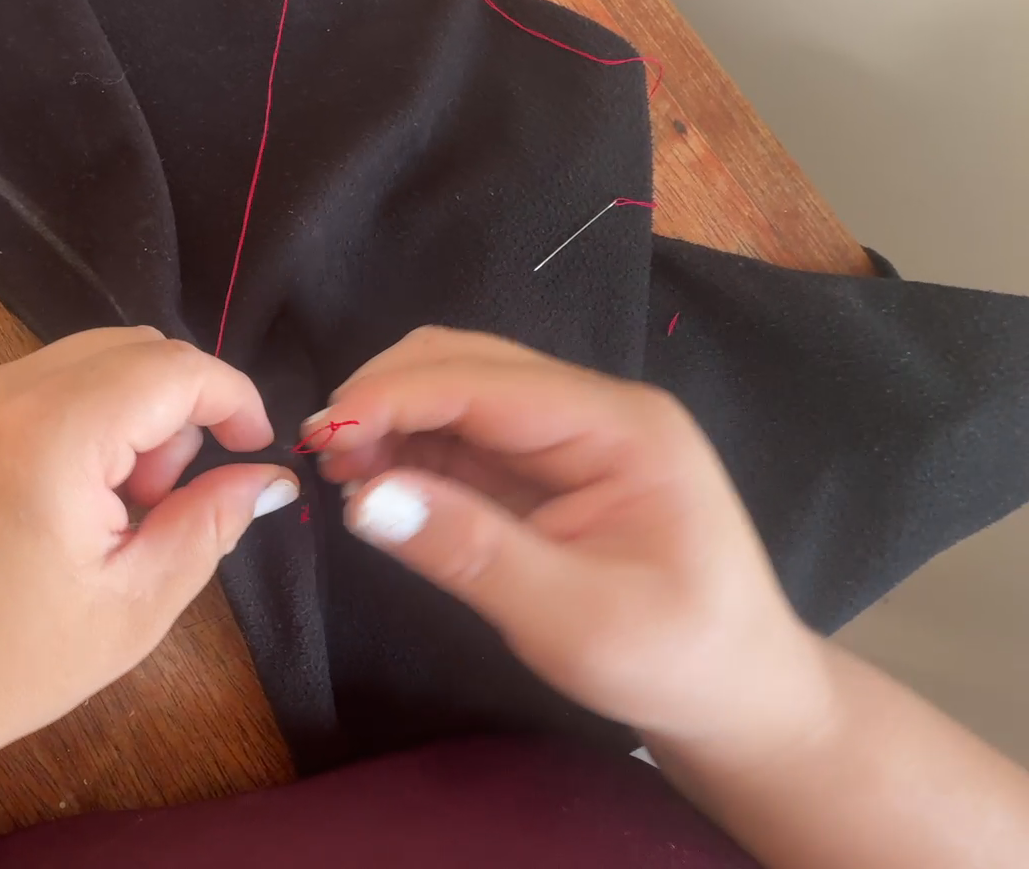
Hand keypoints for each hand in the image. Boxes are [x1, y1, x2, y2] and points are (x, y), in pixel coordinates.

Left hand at [0, 326, 298, 801]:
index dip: (233, 397)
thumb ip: (211, 522)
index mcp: (54, 432)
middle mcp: (10, 388)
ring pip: (97, 359)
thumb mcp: (133, 604)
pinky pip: (55, 379)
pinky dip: (93, 414)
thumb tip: (271, 478)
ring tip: (120, 506)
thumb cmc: (6, 662)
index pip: (175, 367)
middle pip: (137, 349)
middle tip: (167, 498)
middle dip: (181, 407)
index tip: (257, 447)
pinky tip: (78, 491)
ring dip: (136, 412)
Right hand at [311, 326, 830, 751]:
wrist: (735, 696)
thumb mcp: (577, 623)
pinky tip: (372, 479)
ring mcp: (554, 429)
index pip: (480, 382)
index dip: (390, 398)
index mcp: (617, 427)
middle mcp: (583, 407)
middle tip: (324, 453)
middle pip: (457, 360)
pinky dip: (396, 443)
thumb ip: (470, 553)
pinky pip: (445, 427)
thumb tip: (361, 500)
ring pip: (442, 383)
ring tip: (340, 469)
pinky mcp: (527, 457)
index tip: (321, 436)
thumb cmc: (675, 662)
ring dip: (381, 416)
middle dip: (379, 395)